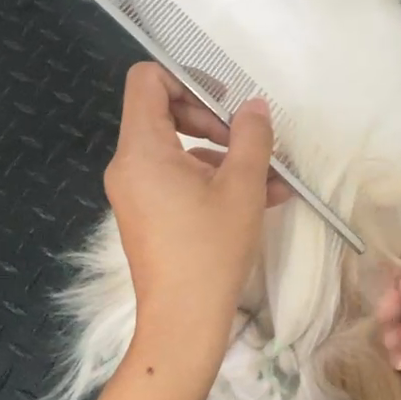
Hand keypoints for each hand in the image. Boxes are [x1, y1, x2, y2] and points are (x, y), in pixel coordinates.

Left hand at [105, 63, 288, 357]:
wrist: (183, 321)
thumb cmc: (210, 249)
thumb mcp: (243, 187)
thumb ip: (251, 137)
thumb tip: (254, 107)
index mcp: (142, 149)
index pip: (147, 80)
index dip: (188, 78)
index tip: (225, 101)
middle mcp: (129, 165)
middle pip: (163, 112)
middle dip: (212, 119)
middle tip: (248, 140)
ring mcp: (135, 192)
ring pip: (178, 150)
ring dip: (224, 155)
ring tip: (272, 177)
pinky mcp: (147, 215)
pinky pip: (177, 180)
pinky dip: (212, 180)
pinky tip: (260, 199)